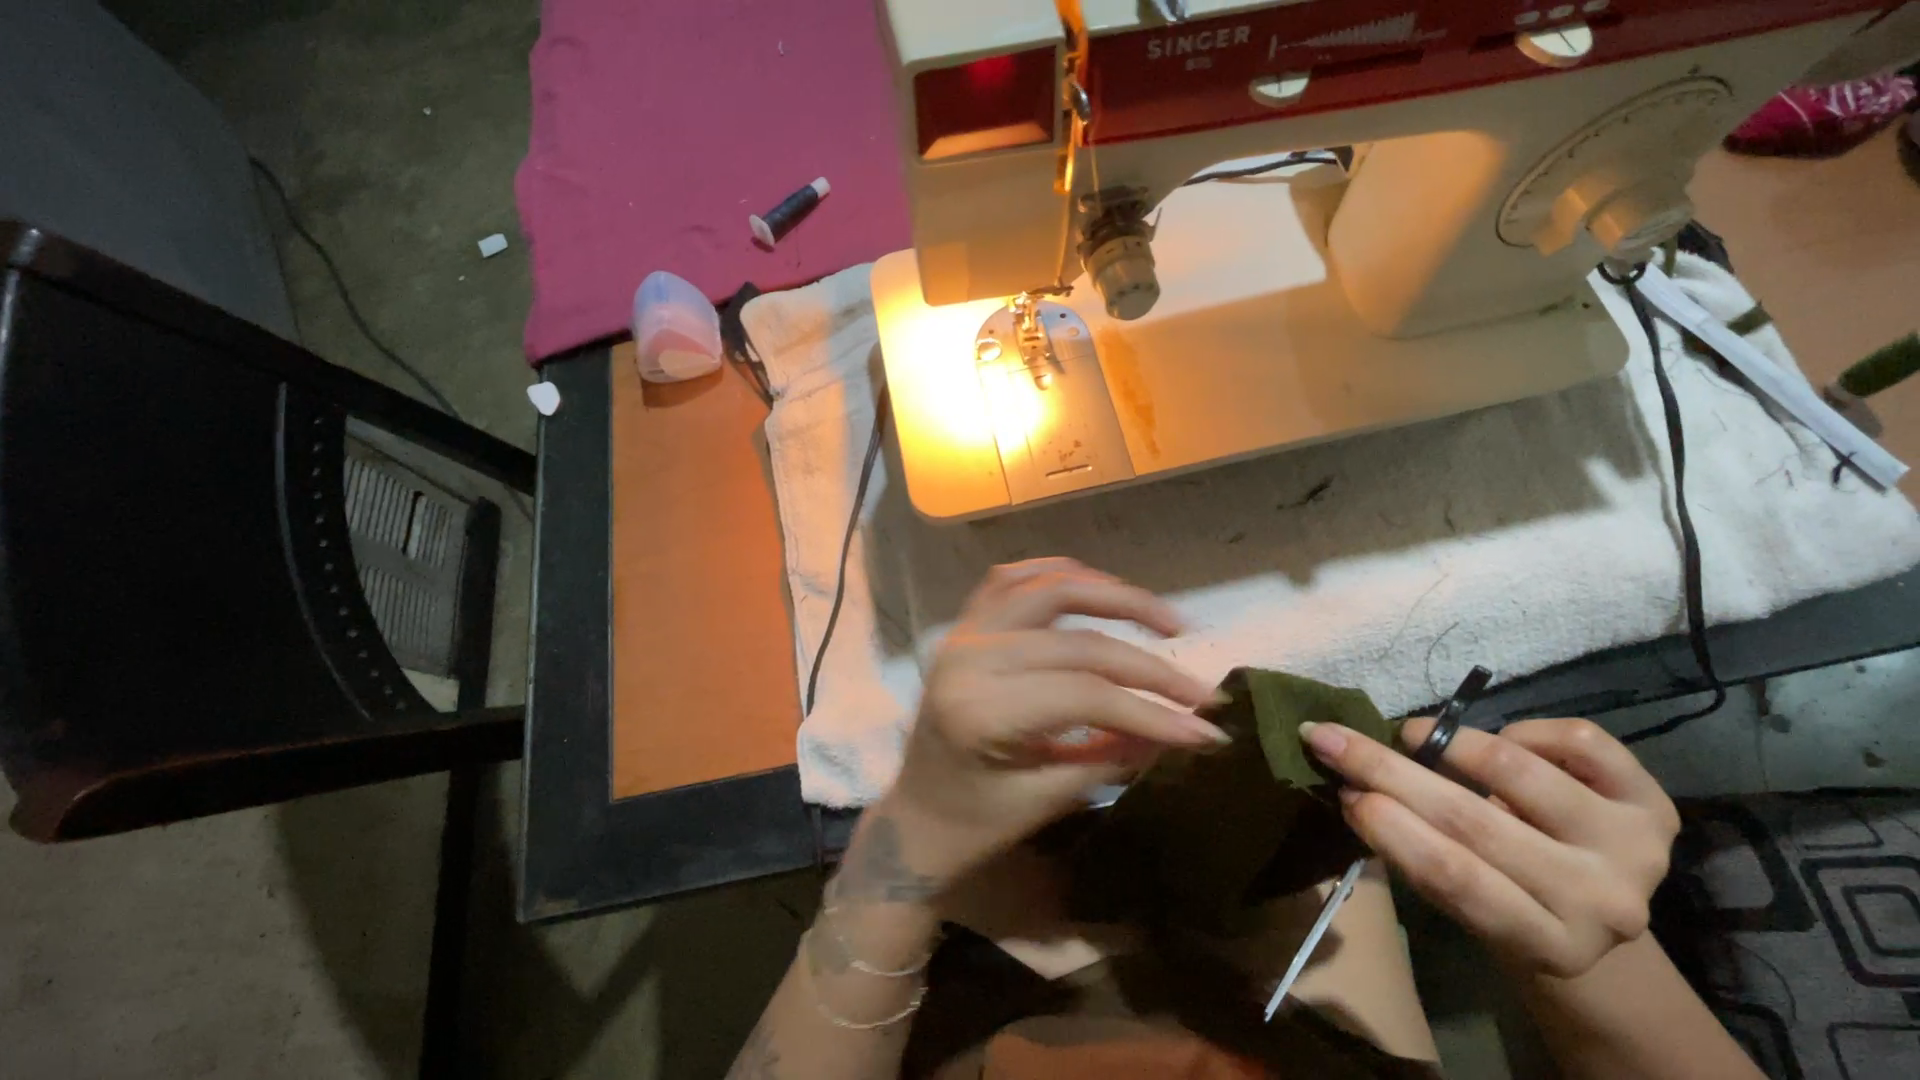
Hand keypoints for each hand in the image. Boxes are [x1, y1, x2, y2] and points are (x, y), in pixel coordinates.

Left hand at [870, 559, 1226, 893]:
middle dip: (1146, 665)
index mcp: (979, 711)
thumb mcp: (1046, 799)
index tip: (1209, 727)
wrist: (916, 816)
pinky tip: (1098, 587)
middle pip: (1077, 643)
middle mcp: (967, 659)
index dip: (1150, 708)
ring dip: (1112, 597)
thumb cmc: (976, 821)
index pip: (1083, 695)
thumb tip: (1188, 730)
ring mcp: (962, 634)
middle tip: (1199, 689)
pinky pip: (1012, 579)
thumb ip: (1114, 756)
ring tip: (1164, 621)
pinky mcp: (964, 626)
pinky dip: (1059, 576)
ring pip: (1048, 589)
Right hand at [1300, 716, 1679, 978]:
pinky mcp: (1655, 804)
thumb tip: (1355, 788)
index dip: (1392, 830)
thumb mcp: (1463, 900)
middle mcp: (1604, 904)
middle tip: (1337, 741)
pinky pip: (1577, 741)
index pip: (1456, 879)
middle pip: (1476, 822)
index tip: (1343, 790)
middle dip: (1390, 772)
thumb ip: (1418, 852)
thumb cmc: (1505, 897)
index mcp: (1548, 944)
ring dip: (1448, 743)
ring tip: (1412, 735)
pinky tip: (1500, 740)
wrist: (1595, 908)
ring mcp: (1638, 852)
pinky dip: (1521, 728)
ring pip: (1520, 772)